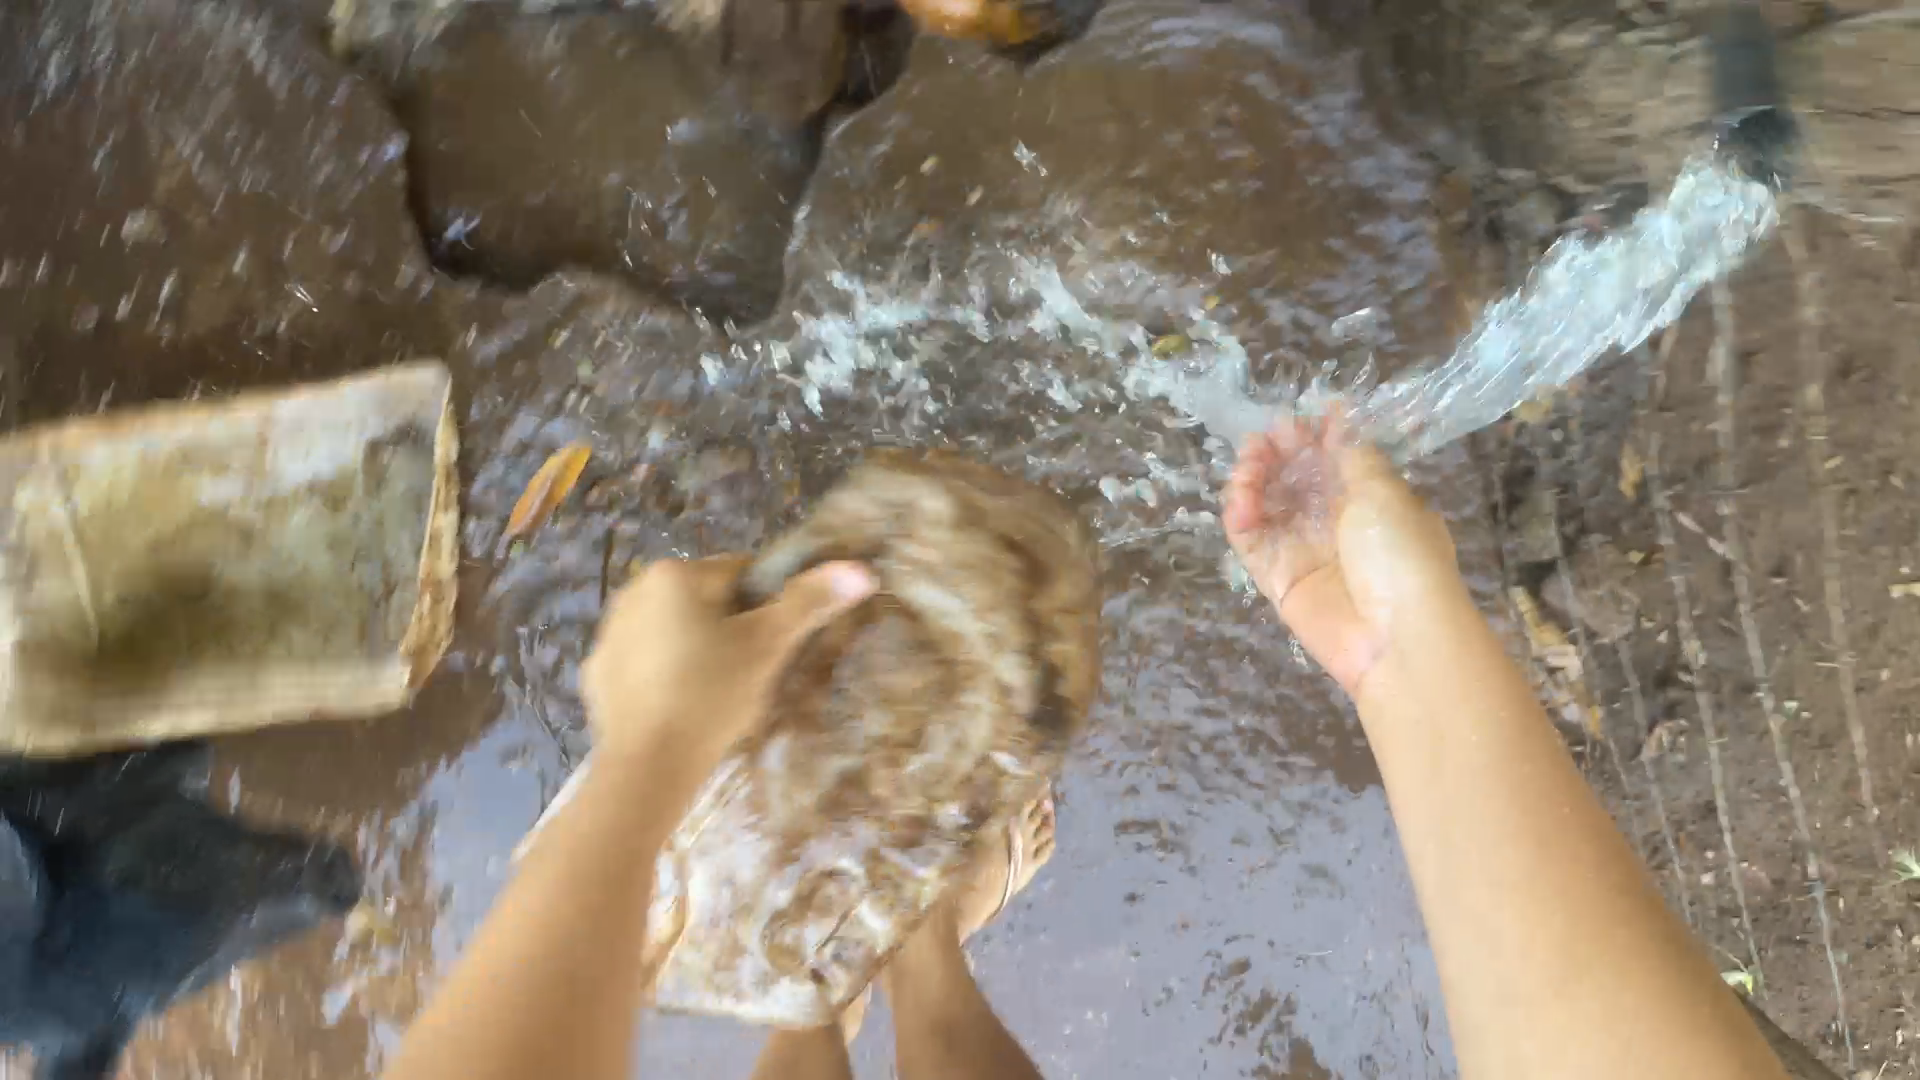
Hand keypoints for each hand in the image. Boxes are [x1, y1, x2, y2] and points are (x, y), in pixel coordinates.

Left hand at [581, 555, 875, 778]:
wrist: (648, 766)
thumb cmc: (712, 693)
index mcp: (674, 575)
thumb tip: (861, 569)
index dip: (768, 607)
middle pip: (707, 601)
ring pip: (675, 630)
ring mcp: (609, 634)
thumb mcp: (768, 645)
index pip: (742, 575)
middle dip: (731, 628)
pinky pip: (646, 661)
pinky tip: (681, 705)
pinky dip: (665, 675)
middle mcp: (633, 591)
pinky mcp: (596, 673)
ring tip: (716, 692)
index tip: (772, 643)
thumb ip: (810, 602)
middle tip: (749, 671)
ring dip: (698, 648)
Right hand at [1222, 410, 1460, 695]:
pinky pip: (1249, 541)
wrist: (1396, 635)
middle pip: (1290, 478)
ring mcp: (1301, 548)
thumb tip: (1338, 417)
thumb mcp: (1384, 492)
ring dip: (1251, 481)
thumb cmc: (1400, 554)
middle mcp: (1331, 520)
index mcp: (1367, 497)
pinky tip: (1240, 505)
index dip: (1309, 437)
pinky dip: (1239, 519)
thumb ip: (1351, 455)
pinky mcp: (1275, 576)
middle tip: (1261, 443)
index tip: (1293, 421)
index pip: (1329, 458)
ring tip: (1247, 470)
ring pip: (1264, 505)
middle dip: (1274, 454)